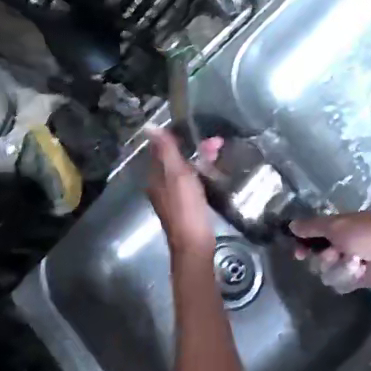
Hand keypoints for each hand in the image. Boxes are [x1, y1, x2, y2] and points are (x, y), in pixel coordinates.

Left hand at [144, 129, 222, 253]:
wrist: (195, 244)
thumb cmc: (186, 207)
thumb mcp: (177, 174)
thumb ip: (166, 151)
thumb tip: (149, 126)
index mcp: (156, 177)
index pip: (163, 148)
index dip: (181, 137)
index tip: (201, 130)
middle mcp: (161, 186)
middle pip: (177, 160)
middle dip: (196, 149)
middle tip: (219, 144)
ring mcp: (174, 197)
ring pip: (186, 171)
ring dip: (202, 160)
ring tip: (221, 155)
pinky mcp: (187, 206)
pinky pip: (193, 183)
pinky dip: (203, 174)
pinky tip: (216, 174)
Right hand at [289, 212, 370, 290]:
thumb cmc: (368, 234)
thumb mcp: (338, 226)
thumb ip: (313, 227)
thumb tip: (291, 225)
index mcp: (339, 226)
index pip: (313, 235)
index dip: (304, 244)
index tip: (299, 253)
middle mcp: (342, 243)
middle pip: (317, 256)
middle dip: (325, 258)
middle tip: (335, 255)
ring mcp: (349, 261)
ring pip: (328, 271)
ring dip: (339, 268)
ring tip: (355, 263)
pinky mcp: (357, 278)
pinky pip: (340, 282)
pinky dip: (348, 278)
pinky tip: (359, 273)